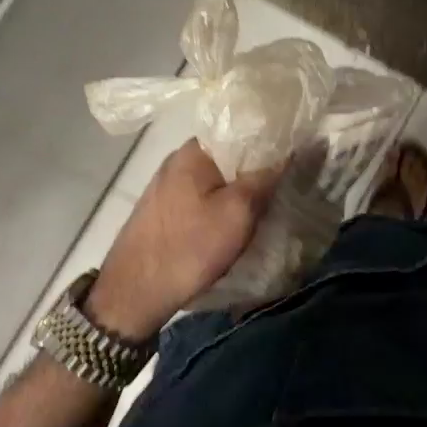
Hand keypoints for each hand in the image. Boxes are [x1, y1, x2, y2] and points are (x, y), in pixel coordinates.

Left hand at [85, 139, 279, 340]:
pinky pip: (202, 197)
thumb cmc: (189, 247)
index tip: (295, 155)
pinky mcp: (162, 211)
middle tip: (282, 186)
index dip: (272, 141)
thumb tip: (293, 147)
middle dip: (256, 168)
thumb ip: (267, 176)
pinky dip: (220, 206)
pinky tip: (232, 224)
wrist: (131, 297)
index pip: (243, 130)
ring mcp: (166, 186)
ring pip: (216, 178)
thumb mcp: (239, 211)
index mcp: (193, 151)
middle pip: (230, 155)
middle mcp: (176, 161)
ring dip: (238, 190)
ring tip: (262, 207)